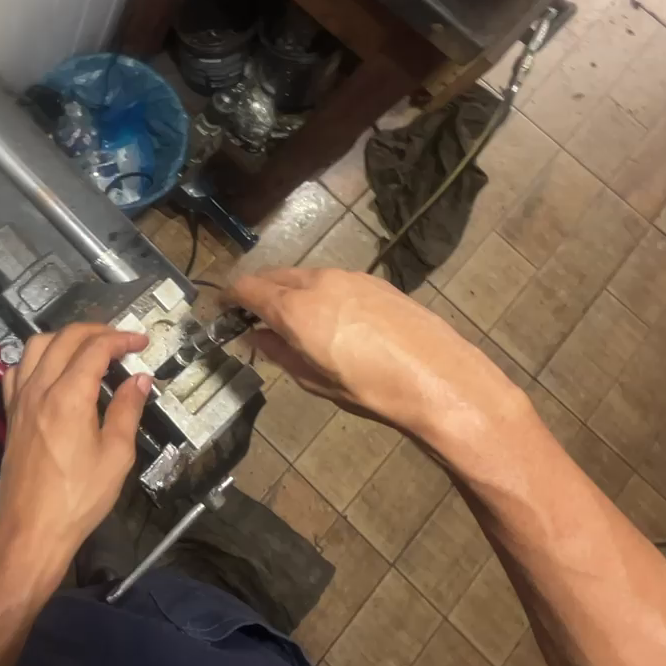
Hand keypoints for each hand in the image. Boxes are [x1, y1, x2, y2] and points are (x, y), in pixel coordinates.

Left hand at [0, 324, 152, 576]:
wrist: (31, 529)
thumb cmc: (78, 498)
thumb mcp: (116, 456)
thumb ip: (128, 410)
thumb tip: (140, 379)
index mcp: (68, 395)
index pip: (95, 348)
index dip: (121, 339)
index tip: (141, 342)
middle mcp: (39, 388)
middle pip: (65, 338)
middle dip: (96, 331)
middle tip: (121, 341)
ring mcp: (20, 398)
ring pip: (36, 345)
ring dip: (64, 338)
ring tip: (89, 348)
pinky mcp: (10, 412)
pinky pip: (18, 369)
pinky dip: (37, 358)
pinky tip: (52, 370)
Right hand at [227, 268, 528, 444]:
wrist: (442, 382)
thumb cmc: (371, 390)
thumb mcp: (314, 380)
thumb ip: (279, 352)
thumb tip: (258, 336)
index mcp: (295, 307)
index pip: (247, 287)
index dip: (229, 297)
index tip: (222, 310)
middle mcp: (317, 282)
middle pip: (273, 276)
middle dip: (257, 292)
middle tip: (252, 316)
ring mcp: (349, 277)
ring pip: (303, 276)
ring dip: (288, 291)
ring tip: (292, 320)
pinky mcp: (375, 282)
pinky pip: (331, 281)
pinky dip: (316, 293)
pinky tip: (330, 319)